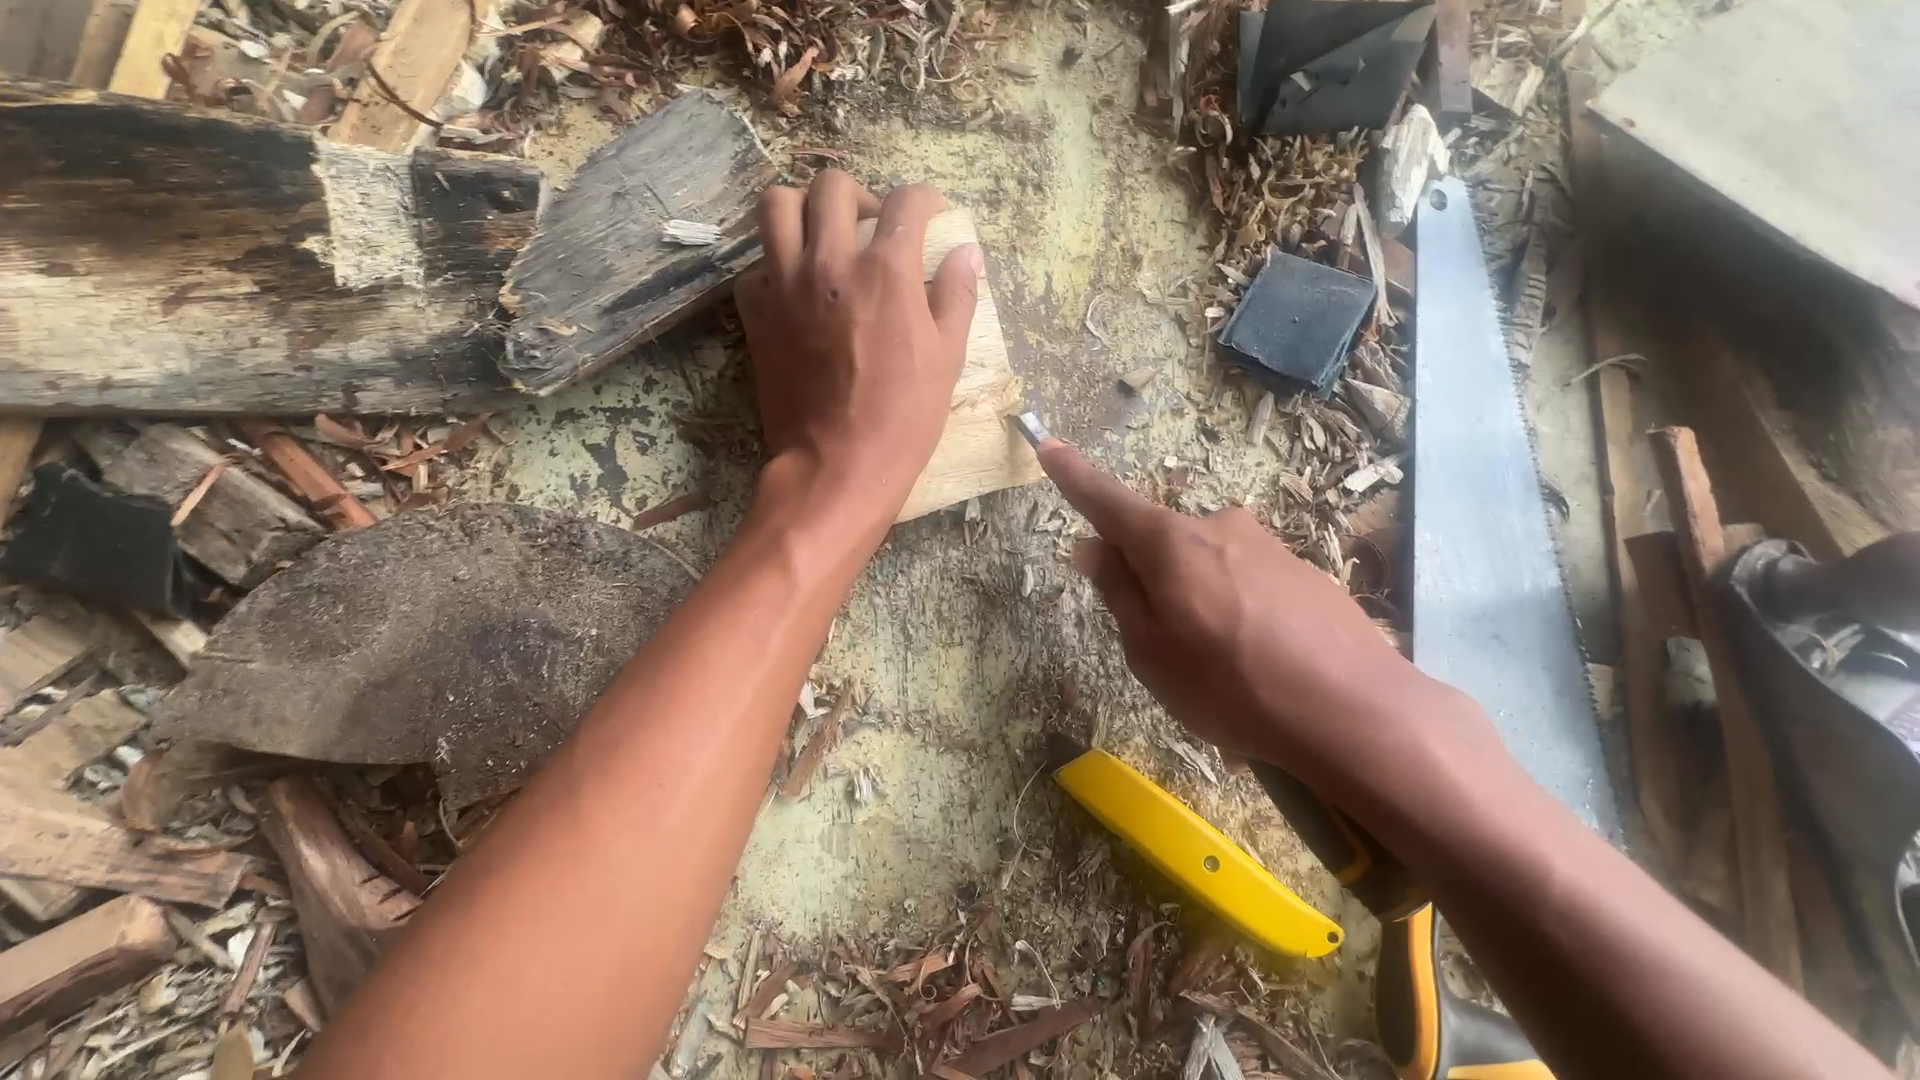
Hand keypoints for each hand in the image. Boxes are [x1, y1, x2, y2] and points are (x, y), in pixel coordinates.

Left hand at [735, 171, 981, 522]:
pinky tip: (794, 285)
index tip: (931, 212)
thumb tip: (967, 254)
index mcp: (886, 272)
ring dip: (804, 208)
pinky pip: (754, 264)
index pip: (906, 202)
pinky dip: (773, 263)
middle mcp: (830, 263)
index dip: (926, 199)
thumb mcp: (946, 359)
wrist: (836, 467)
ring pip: (778, 205)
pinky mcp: (756, 315)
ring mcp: (784, 286)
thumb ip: (956, 297)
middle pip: (833, 186)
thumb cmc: (902, 419)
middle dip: (861, 194)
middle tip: (874, 224)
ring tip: (823, 235)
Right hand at [1039, 440, 1474, 793]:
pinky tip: (1261, 662)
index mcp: (1169, 543)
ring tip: (1220, 668)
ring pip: (1206, 565)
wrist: (1356, 709)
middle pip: (1161, 542)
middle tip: (1163, 644)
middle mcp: (1216, 526)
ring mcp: (1266, 544)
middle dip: (1149, 578)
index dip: (1073, 476)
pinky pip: (1247, 582)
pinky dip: (1238, 611)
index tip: (1048, 444)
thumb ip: (1119, 593)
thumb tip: (1093, 547)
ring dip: (1198, 600)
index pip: (1106, 501)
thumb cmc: (1231, 686)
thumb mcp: (1151, 652)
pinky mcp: (1303, 569)